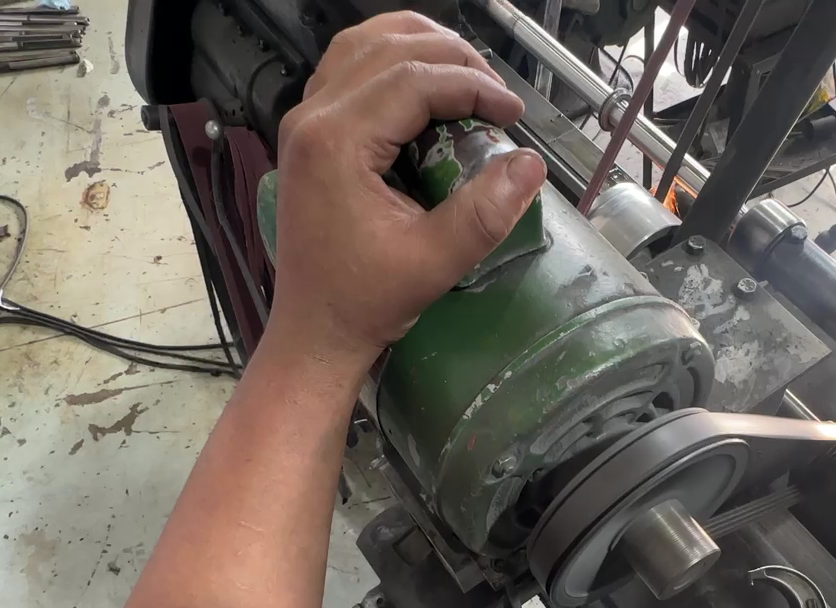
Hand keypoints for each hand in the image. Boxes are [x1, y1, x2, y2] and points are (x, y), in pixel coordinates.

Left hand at [265, 12, 548, 378]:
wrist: (316, 332)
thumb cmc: (366, 303)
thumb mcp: (434, 264)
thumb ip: (484, 214)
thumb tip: (531, 166)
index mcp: (336, 141)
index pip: (414, 80)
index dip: (473, 86)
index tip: (514, 114)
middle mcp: (312, 118)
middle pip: (388, 48)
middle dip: (452, 59)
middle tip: (497, 94)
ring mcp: (304, 124)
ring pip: (363, 47)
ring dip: (419, 49)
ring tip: (467, 78)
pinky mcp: (308, 138)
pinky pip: (348, 72)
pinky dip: (390, 66)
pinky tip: (423, 90)